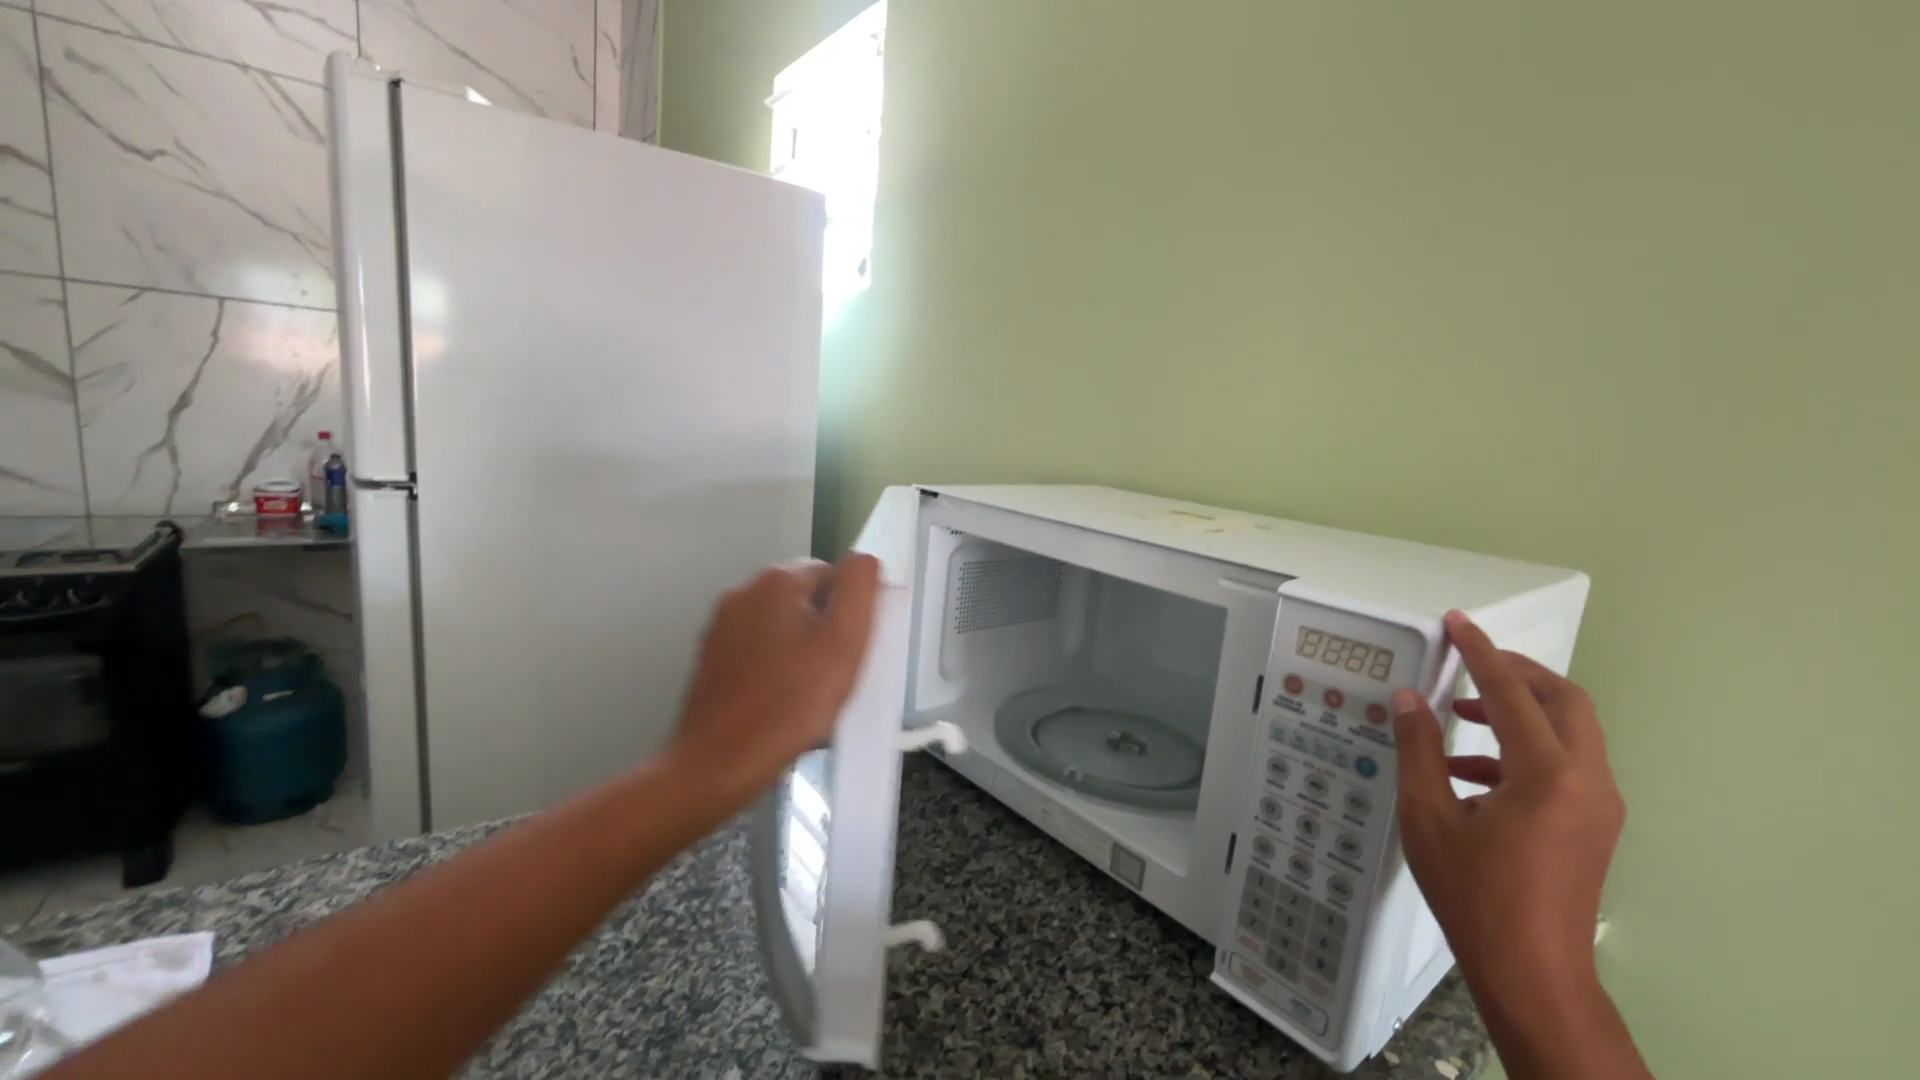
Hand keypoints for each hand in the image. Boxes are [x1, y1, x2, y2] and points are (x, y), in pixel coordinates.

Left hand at [668, 555, 881, 810]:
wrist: (718, 762)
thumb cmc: (790, 705)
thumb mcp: (844, 644)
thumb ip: (859, 591)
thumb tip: (865, 559)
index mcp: (777, 581)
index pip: (834, 575)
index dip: (851, 613)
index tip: (851, 652)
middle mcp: (743, 592)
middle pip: (805, 600)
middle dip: (824, 632)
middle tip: (834, 677)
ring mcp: (721, 626)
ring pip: (781, 628)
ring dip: (800, 652)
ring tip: (808, 695)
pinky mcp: (710, 658)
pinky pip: (758, 652)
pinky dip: (774, 670)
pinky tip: (781, 704)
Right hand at [1392, 611, 1641, 1077]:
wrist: (1533, 972)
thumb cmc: (1474, 894)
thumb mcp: (1428, 817)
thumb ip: (1420, 750)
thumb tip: (1411, 700)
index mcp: (1547, 775)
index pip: (1512, 693)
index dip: (1481, 652)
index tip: (1457, 622)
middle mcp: (1588, 781)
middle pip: (1565, 701)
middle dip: (1518, 673)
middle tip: (1471, 662)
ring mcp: (1600, 806)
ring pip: (1571, 732)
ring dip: (1520, 712)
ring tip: (1461, 719)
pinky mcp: (1595, 826)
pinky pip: (1567, 765)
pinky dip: (1524, 749)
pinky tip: (1472, 773)